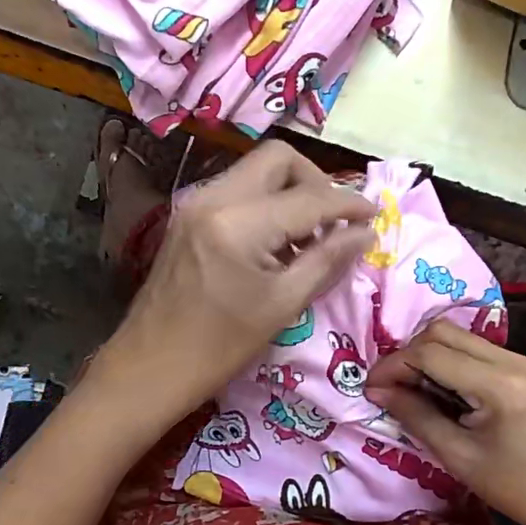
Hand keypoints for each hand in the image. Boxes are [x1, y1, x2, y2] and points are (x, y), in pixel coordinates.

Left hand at [95, 141, 374, 424]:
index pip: (309, 196)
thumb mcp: (283, 305)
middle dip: (316, 182)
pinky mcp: (186, 216)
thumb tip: (365, 233)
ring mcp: (195, 203)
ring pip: (256, 171)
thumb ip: (328, 260)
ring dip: (290, 192)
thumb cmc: (220, 347)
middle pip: (279, 159)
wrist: (150, 365)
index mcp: (239, 222)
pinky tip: (275, 243)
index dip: (348, 204)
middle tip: (334, 223)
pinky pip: (236, 190)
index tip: (374, 216)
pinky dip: (265, 204)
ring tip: (307, 238)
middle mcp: (213, 197)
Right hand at [364, 321, 525, 524]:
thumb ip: (416, 417)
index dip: (392, 366)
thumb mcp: (459, 458)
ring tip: (412, 392)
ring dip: (428, 356)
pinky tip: (442, 393)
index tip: (370, 390)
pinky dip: (450, 363)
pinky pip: (476, 352)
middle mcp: (513, 360)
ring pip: (459, 337)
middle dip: (408, 354)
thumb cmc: (520, 490)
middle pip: (443, 332)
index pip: (429, 353)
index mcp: (498, 384)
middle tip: (391, 389)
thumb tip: (378, 391)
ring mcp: (523, 362)